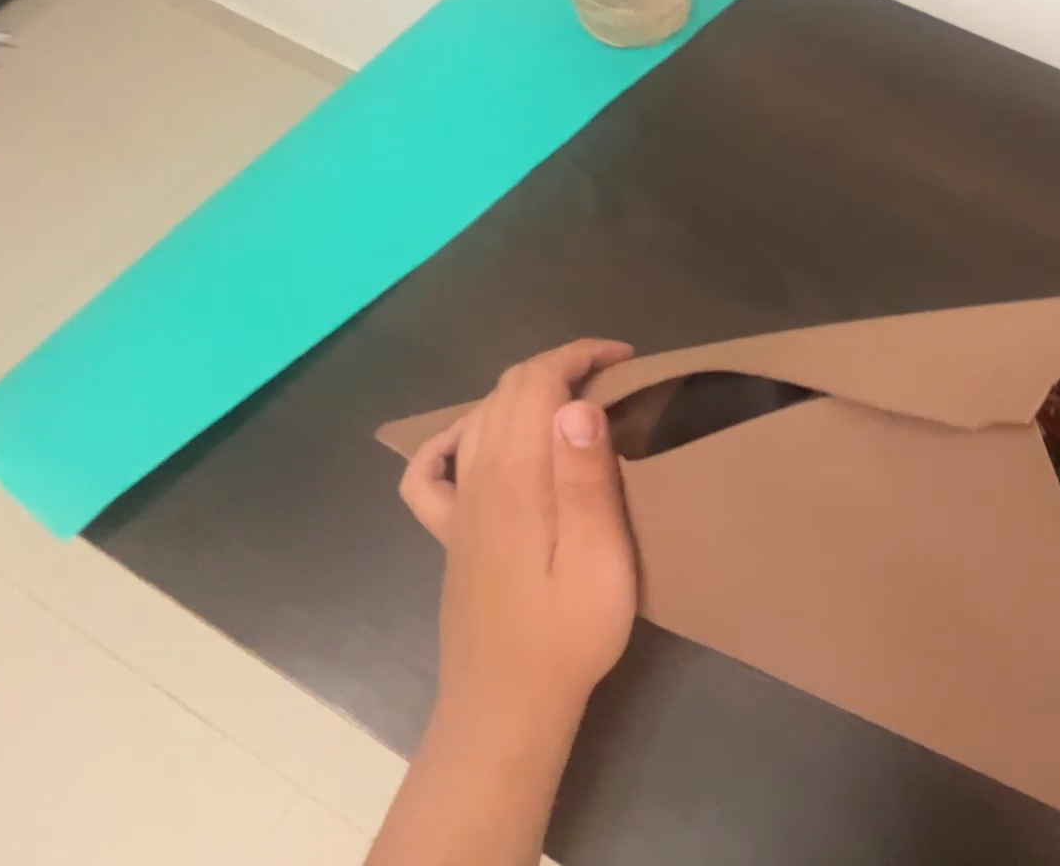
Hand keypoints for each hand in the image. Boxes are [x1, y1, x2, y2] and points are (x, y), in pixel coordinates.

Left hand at [399, 339, 638, 729]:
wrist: (507, 703)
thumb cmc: (570, 629)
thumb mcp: (598, 558)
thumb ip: (585, 480)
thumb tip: (575, 405)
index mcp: (516, 478)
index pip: (535, 383)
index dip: (580, 356)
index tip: (628, 359)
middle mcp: (477, 479)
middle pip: (506, 391)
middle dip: (560, 365)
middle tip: (616, 377)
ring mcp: (458, 507)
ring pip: (479, 417)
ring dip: (525, 391)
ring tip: (576, 399)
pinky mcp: (452, 534)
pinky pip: (432, 472)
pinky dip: (453, 439)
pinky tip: (478, 444)